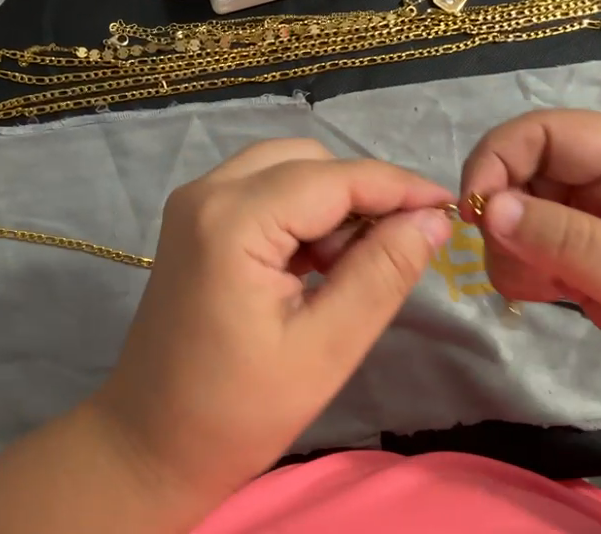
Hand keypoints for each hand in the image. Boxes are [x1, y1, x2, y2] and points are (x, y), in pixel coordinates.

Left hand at [88, 138, 453, 511]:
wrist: (150, 439)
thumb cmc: (238, 410)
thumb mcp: (325, 349)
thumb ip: (381, 274)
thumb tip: (431, 219)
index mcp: (231, 220)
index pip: (332, 177)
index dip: (396, 186)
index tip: (450, 206)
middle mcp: (206, 191)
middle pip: (305, 160)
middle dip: (358, 194)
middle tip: (390, 252)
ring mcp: (193, 200)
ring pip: (283, 167)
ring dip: (328, 201)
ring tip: (347, 268)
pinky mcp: (193, 218)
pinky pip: (259, 188)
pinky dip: (296, 211)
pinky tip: (313, 264)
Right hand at [460, 110, 600, 432]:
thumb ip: (575, 245)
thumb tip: (486, 207)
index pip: (550, 131)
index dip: (500, 156)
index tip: (473, 212)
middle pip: (526, 166)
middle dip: (501, 209)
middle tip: (506, 261)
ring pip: (517, 206)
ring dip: (507, 244)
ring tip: (535, 290)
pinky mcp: (588, 256)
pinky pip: (528, 243)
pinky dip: (518, 266)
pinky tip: (543, 297)